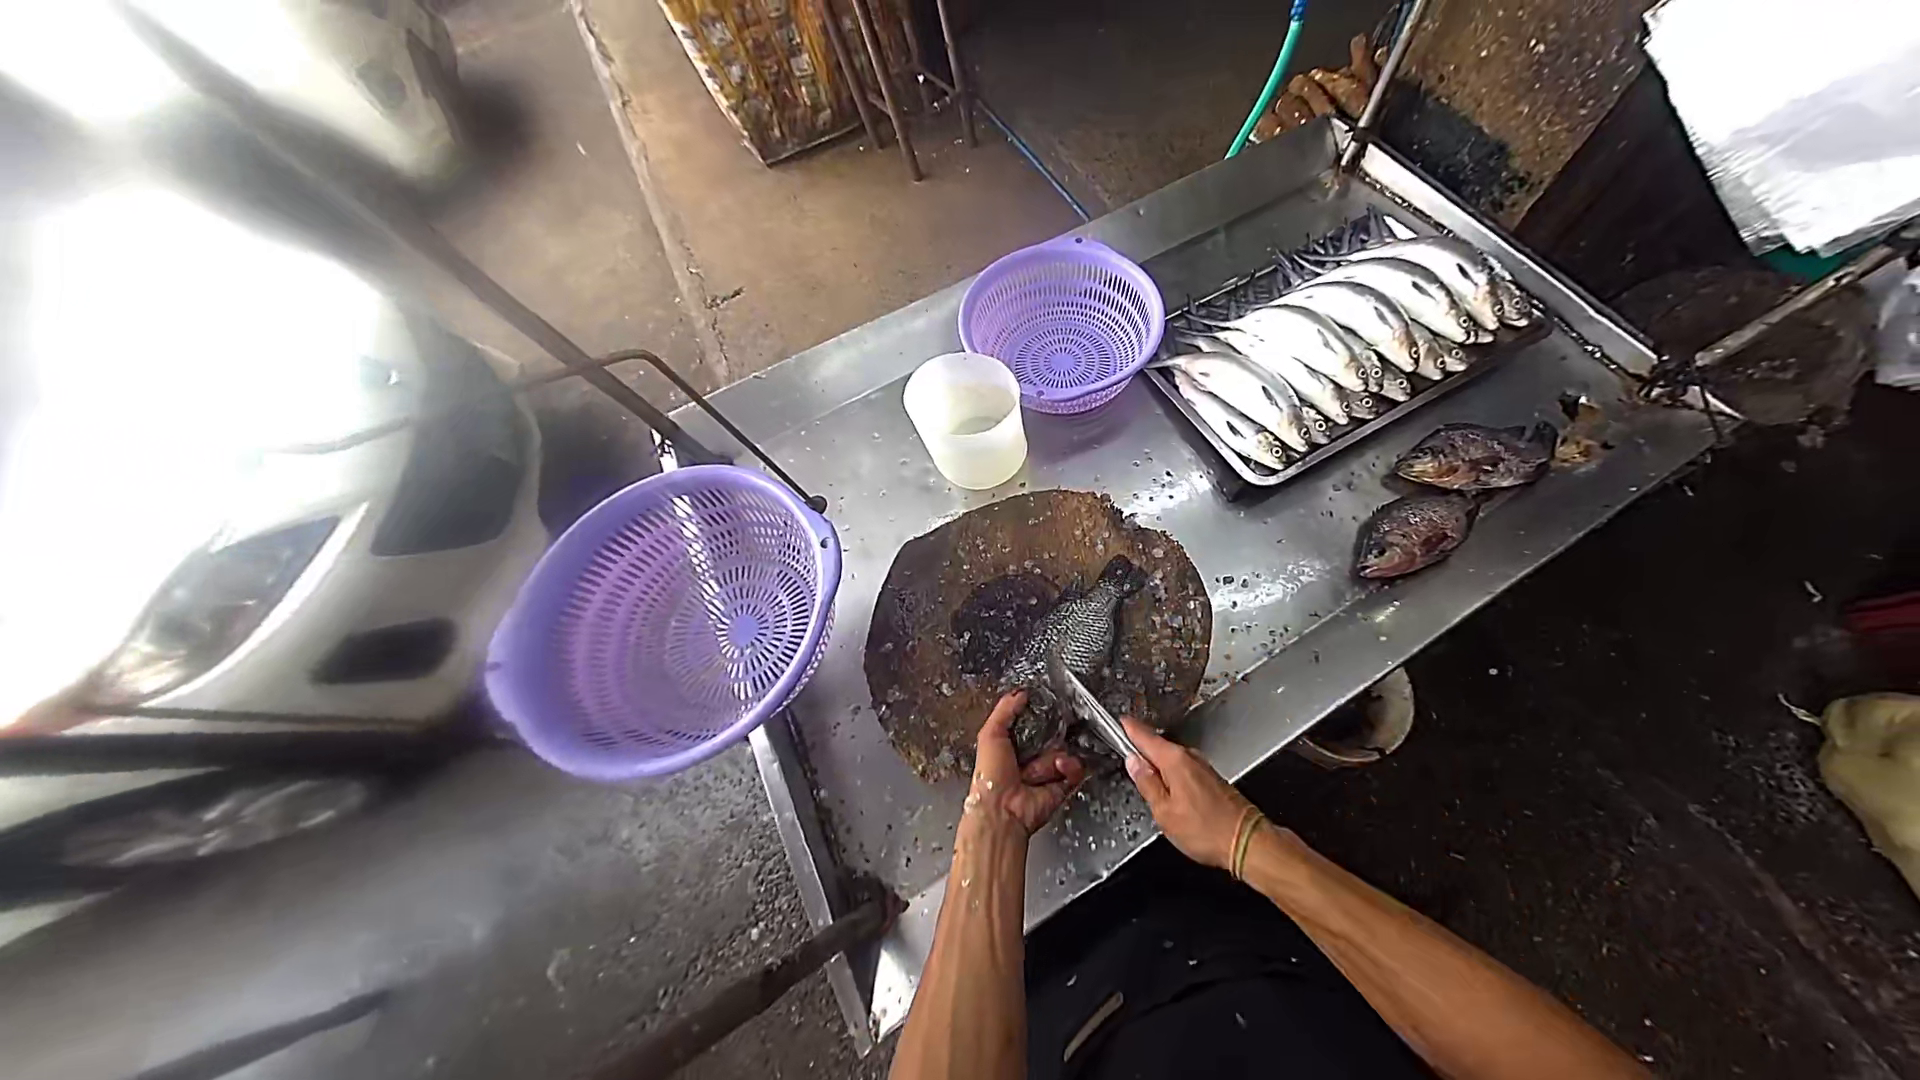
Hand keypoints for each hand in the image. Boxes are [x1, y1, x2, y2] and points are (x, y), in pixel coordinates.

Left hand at [965, 691, 1084, 836]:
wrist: (1002, 811)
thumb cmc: (990, 776)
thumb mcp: (990, 734)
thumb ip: (1005, 710)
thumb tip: (1020, 692)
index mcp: (1012, 745)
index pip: (1032, 724)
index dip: (1039, 718)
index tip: (1044, 709)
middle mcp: (1030, 758)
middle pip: (1052, 736)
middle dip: (1047, 737)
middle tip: (1037, 743)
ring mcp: (1046, 772)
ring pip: (1063, 751)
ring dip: (1051, 758)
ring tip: (1037, 769)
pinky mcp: (1062, 786)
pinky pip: (1076, 768)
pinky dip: (1069, 767)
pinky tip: (1057, 768)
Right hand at [1120, 716, 1255, 870]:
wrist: (1248, 842)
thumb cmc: (1206, 830)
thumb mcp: (1164, 811)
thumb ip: (1146, 783)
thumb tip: (1133, 762)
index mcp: (1174, 760)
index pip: (1145, 736)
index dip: (1130, 729)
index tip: (1121, 722)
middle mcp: (1190, 758)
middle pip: (1158, 747)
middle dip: (1142, 751)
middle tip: (1128, 759)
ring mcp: (1203, 767)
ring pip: (1172, 760)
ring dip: (1158, 765)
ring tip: (1147, 782)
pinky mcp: (1212, 779)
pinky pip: (1184, 769)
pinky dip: (1172, 774)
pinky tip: (1170, 791)